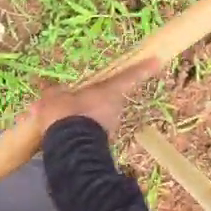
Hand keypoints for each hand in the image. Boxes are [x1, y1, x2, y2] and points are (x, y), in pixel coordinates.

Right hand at [23, 56, 162, 133]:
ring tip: (56, 120)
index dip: (143, 68)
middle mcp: (113, 108)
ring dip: (80, 117)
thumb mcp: (53, 98)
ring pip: (94, 116)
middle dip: (90, 100)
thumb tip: (54, 93)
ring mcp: (108, 127)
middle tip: (72, 101)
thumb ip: (55, 93)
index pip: (128, 76)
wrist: (69, 150)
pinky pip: (86, 131)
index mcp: (107, 91)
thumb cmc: (65, 115)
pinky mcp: (100, 143)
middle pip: (105, 99)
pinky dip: (74, 131)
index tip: (157, 60)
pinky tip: (57, 134)